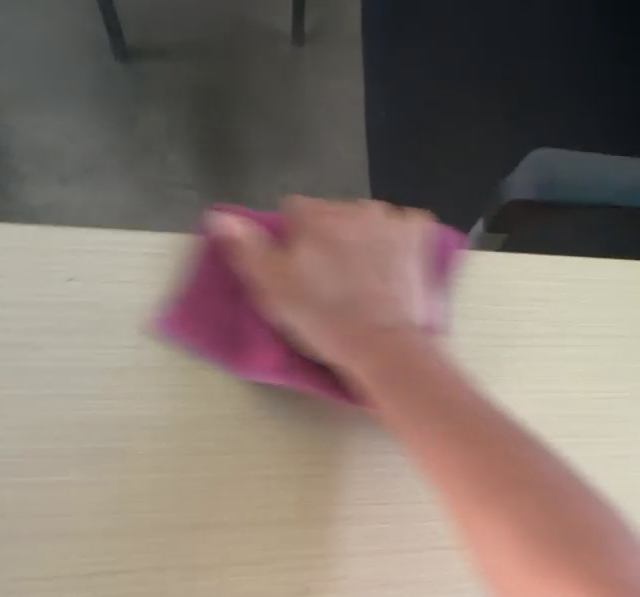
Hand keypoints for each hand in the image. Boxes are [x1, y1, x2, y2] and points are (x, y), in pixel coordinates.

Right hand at [208, 197, 447, 379]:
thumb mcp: (273, 290)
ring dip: (366, 241)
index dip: (296, 243)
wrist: (385, 347)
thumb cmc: (325, 320)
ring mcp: (390, 220)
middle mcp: (351, 207)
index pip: (294, 213)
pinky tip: (395, 268)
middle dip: (332, 239)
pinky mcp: (419, 238)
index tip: (303, 273)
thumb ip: (246, 249)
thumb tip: (219, 216)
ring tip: (366, 282)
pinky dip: (401, 243)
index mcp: (312, 214)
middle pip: (334, 216)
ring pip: (369, 222)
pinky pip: (407, 229)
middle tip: (335, 282)